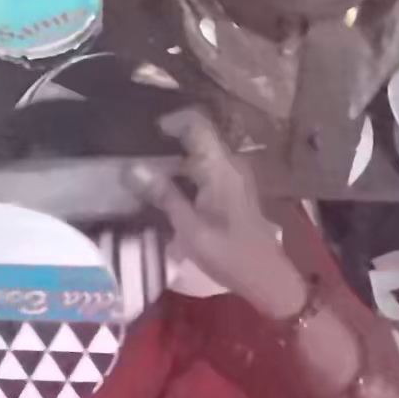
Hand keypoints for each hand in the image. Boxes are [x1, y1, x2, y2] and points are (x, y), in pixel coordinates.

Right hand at [127, 109, 310, 320]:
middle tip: (135, 151)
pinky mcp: (231, 190)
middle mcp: (229, 164)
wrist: (267, 278)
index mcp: (220, 167)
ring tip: (143, 171)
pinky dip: (182, 173)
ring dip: (172, 159)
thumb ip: (162, 194)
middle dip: (165, 140)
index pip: (197, 124)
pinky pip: (203, 169)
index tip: (145, 130)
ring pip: (198, 154)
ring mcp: (232, 176)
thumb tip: (131, 168)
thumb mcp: (189, 227)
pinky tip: (163, 190)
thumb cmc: (229, 254)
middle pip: (196, 137)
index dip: (171, 120)